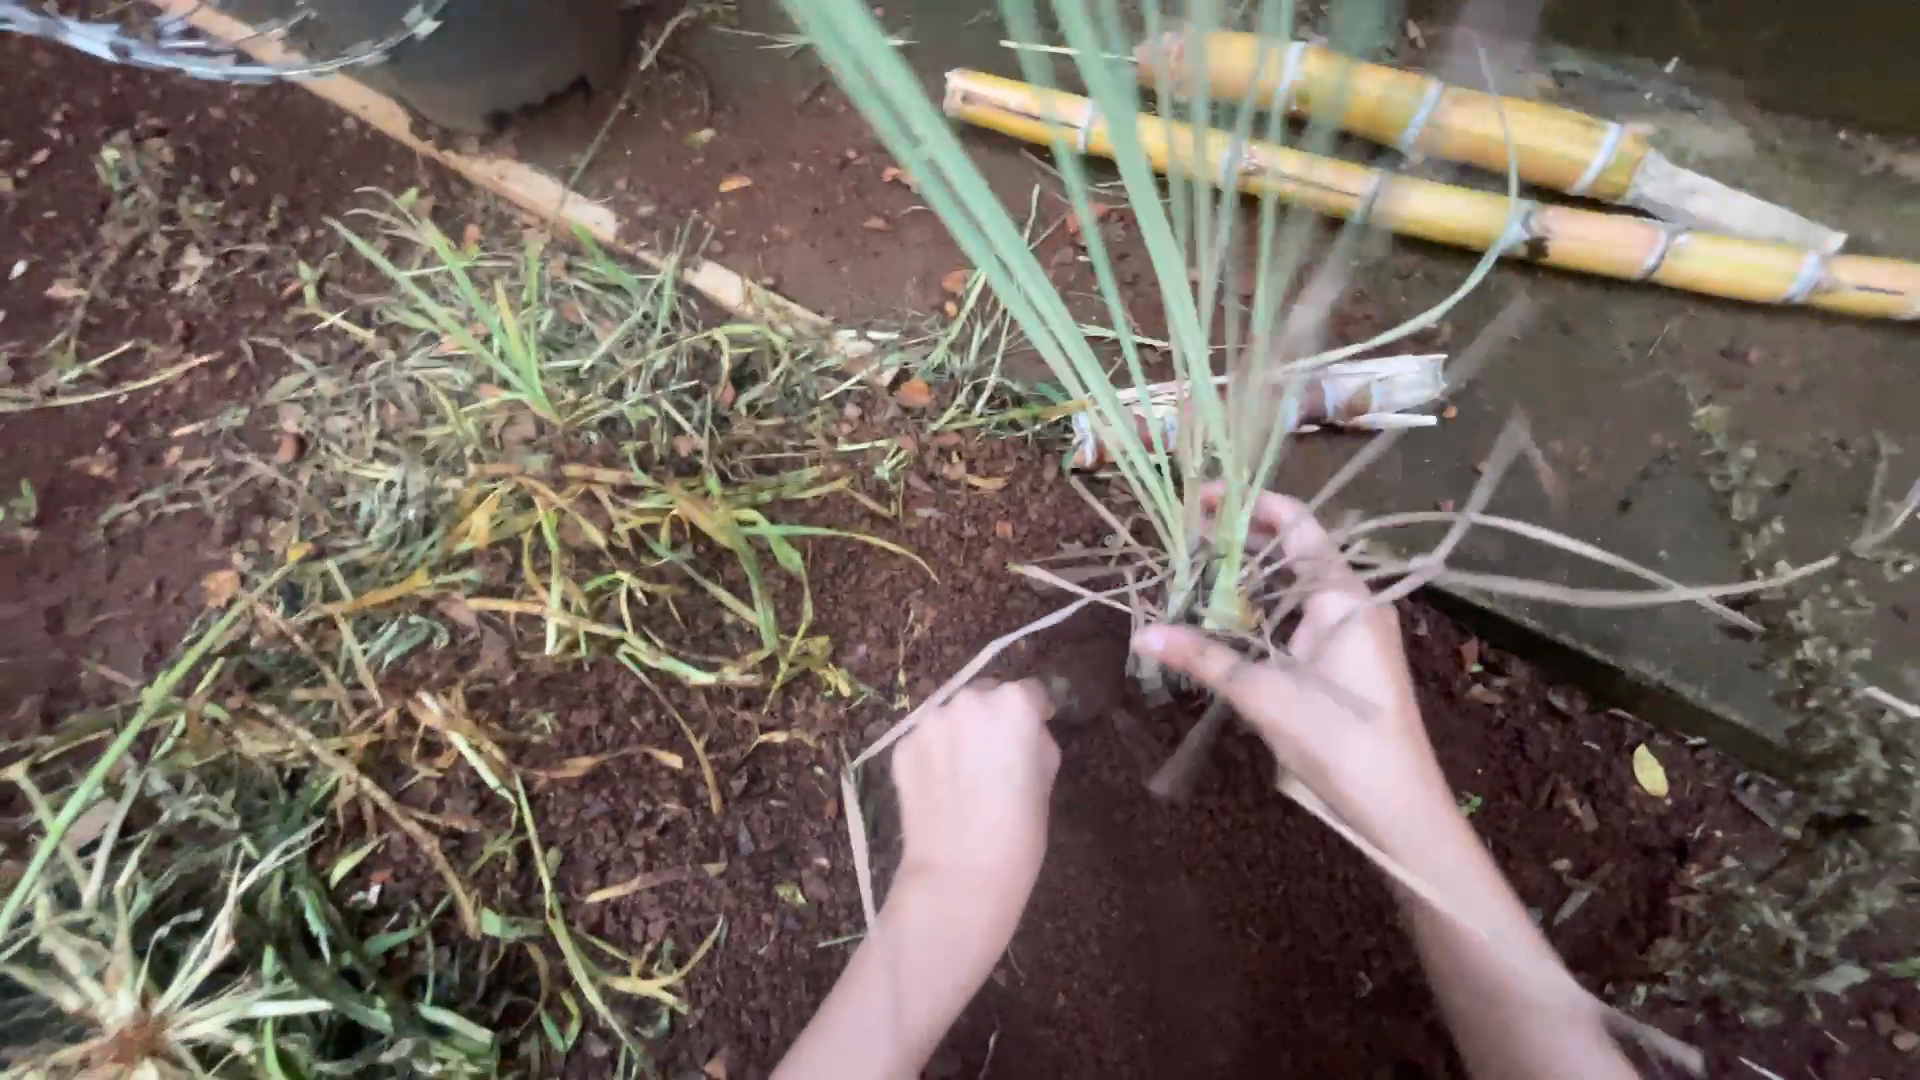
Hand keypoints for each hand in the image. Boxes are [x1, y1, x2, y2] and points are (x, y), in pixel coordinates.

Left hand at [891, 679, 1058, 905]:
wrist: (959, 876)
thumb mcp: (1046, 780)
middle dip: (993, 718)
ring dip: (960, 732)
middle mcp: (968, 700)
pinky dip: (935, 754)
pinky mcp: (901, 745)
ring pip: (952, 715)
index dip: (1037, 711)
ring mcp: (929, 721)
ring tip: (965, 774)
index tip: (1037, 729)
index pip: (1031, 692)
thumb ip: (1035, 742)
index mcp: (1013, 704)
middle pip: (987, 696)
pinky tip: (941, 788)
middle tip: (997, 756)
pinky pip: (926, 740)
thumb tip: (1026, 735)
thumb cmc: (1018, 833)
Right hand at [1131, 492, 1453, 847]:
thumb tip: (1141, 635)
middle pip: (1293, 549)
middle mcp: (1352, 601)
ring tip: (1198, 566)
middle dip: (1240, 537)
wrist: (1395, 807)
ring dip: (1251, 572)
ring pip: (1296, 582)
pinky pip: (1301, 612)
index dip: (1249, 504)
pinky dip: (1264, 604)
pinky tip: (1229, 614)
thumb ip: (1201, 657)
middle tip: (1186, 533)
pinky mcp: (1348, 655)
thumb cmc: (1336, 738)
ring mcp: (1353, 629)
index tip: (1202, 497)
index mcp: (1342, 595)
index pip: (1296, 524)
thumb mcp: (1261, 692)